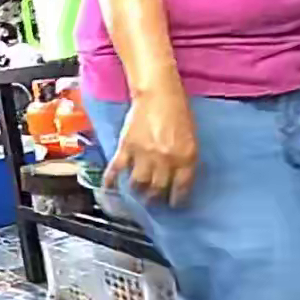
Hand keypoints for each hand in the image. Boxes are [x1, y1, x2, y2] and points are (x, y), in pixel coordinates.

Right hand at [105, 86, 197, 206]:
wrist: (157, 94)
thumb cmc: (178, 112)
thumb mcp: (191, 138)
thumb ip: (185, 159)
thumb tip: (176, 177)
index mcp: (185, 157)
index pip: (181, 187)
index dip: (177, 199)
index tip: (174, 205)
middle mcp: (165, 160)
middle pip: (157, 188)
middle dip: (155, 198)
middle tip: (152, 202)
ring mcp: (144, 155)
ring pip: (138, 183)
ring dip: (137, 191)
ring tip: (136, 193)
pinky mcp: (126, 148)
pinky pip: (117, 169)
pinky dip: (111, 181)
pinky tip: (108, 189)